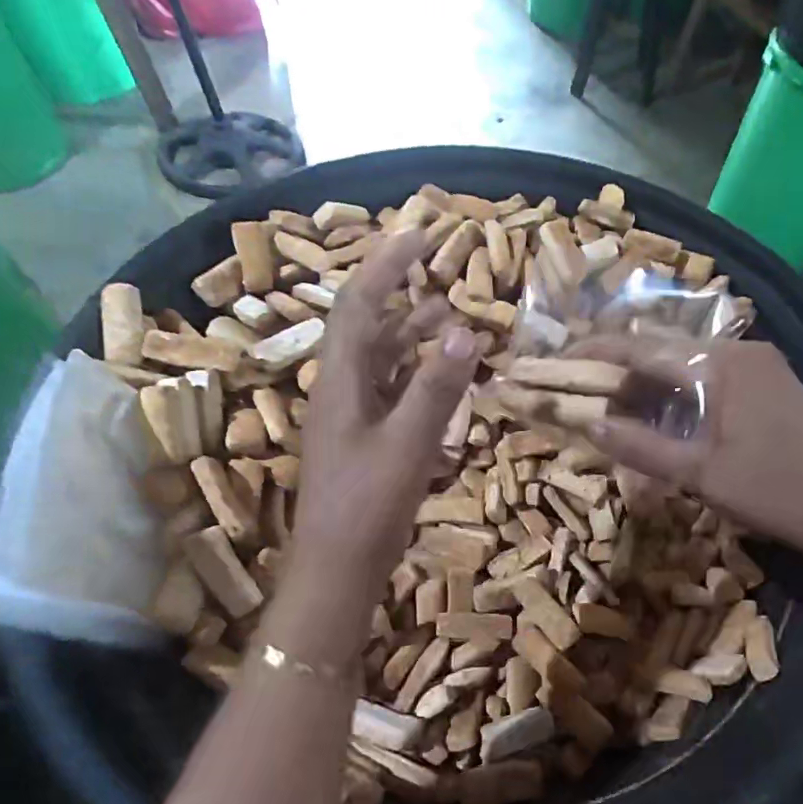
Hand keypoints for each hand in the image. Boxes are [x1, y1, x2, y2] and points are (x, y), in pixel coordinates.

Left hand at [262, 229, 477, 664]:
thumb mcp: (408, 445)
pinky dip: (420, 378)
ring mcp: (354, 419)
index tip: (420, 235)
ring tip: (452, 318)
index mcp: (341, 382)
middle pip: (369, 328)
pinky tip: (447, 380)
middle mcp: (342, 391)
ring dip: (414, 337)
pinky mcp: (368, 444)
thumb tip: (464, 329)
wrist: (338, 568)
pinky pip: (394, 394)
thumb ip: (436, 389)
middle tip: (443, 275)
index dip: (386, 265)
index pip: (359, 304)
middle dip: (403, 296)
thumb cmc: (367, 506)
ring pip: (383, 362)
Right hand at [578, 338, 802, 560]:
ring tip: (612, 414)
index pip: (643, 348)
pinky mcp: (770, 389)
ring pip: (687, 369)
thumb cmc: (774, 490)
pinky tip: (662, 423)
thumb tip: (587, 425)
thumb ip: (640, 446)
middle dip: (620, 374)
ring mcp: (760, 369)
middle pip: (665, 353)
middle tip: (580, 398)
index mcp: (722, 363)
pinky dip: (679, 400)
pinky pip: (711, 384)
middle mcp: (740, 352)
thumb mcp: (699, 472)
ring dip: (649, 390)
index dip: (595, 353)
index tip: (557, 361)